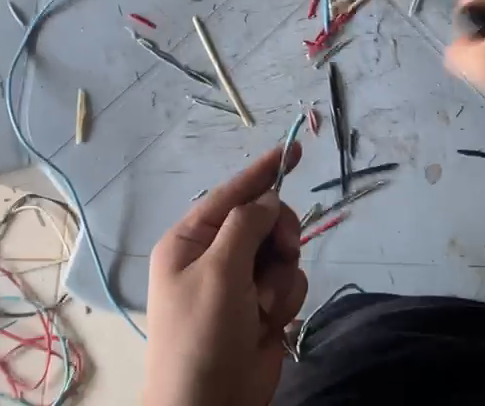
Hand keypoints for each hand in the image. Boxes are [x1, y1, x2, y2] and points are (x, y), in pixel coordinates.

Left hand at [143, 143, 307, 405]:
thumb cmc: (202, 334)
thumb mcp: (219, 270)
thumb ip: (246, 224)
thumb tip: (267, 199)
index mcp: (190, 240)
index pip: (232, 193)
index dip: (263, 171)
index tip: (294, 150)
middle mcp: (215, 255)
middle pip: (264, 219)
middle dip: (279, 233)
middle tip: (285, 248)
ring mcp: (240, 283)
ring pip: (283, 251)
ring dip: (281, 276)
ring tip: (265, 304)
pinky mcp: (262, 307)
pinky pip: (289, 282)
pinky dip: (286, 299)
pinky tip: (270, 322)